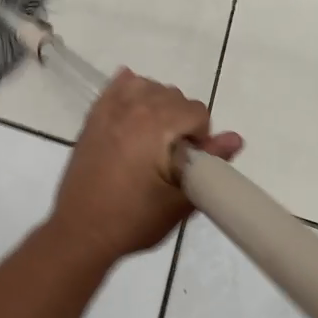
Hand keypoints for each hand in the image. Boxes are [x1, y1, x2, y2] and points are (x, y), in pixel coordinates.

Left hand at [48, 68, 243, 262]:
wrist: (81, 231)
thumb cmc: (134, 219)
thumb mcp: (179, 199)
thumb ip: (209, 164)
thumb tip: (236, 138)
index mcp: (156, 124)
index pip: (197, 111)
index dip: (202, 137)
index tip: (190, 162)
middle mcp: (133, 107)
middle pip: (174, 95)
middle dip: (182, 121)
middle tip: (173, 156)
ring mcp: (109, 109)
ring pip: (148, 86)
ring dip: (158, 105)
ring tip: (155, 138)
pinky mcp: (93, 116)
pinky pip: (117, 86)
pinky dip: (130, 91)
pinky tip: (134, 110)